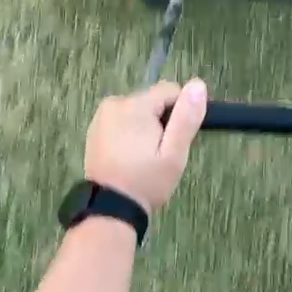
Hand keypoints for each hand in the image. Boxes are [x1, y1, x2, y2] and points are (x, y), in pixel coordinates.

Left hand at [84, 79, 207, 212]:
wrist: (111, 208)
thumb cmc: (146, 181)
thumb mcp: (174, 153)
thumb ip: (186, 117)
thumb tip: (198, 84)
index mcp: (134, 105)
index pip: (170, 91)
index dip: (181, 113)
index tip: (178, 140)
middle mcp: (114, 103)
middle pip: (152, 101)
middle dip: (162, 122)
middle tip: (161, 153)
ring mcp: (101, 117)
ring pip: (137, 112)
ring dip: (146, 128)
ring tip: (145, 158)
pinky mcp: (94, 131)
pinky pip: (121, 123)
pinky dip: (130, 134)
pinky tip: (130, 157)